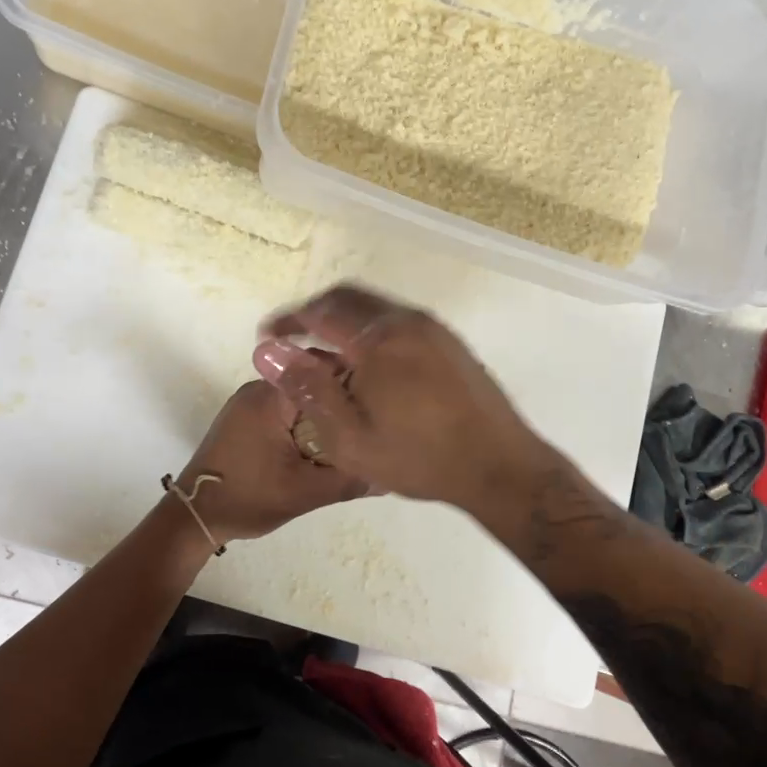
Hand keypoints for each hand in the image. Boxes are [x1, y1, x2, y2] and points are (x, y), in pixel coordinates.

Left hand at [172, 380, 368, 543]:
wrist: (195, 516)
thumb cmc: (247, 499)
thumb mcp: (305, 493)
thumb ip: (350, 478)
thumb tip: (391, 471)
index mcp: (270, 396)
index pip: (324, 369)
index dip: (357, 384)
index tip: (382, 405)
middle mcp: (258, 389)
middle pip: (314, 380)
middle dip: (342, 400)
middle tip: (373, 425)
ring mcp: (250, 402)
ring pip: (301, 396)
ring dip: (324, 414)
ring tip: (354, 437)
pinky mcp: (246, 418)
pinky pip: (286, 409)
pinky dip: (306, 423)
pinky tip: (324, 447)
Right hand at [251, 285, 570, 520]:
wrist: (500, 467)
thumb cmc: (418, 457)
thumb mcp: (349, 436)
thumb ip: (307, 388)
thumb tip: (267, 352)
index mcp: (379, 340)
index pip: (320, 311)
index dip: (288, 322)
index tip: (268, 338)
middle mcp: (407, 321)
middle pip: (349, 299)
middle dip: (314, 314)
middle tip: (292, 340)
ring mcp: (434, 329)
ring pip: (376, 308)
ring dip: (344, 321)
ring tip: (325, 355)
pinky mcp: (450, 343)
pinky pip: (398, 321)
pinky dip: (370, 330)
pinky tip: (367, 366)